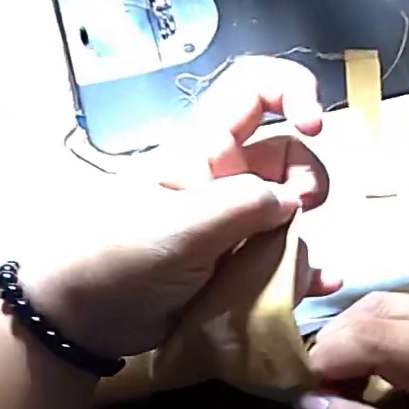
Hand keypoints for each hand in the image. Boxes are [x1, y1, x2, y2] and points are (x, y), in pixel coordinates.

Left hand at [26, 58, 331, 357]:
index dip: (291, 91)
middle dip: (306, 180)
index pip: (253, 90)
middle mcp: (222, 182)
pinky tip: (323, 282)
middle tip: (296, 215)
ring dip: (305, 235)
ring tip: (300, 267)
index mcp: (203, 150)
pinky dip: (305, 272)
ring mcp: (230, 228)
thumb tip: (292, 203)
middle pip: (286, 157)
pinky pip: (280, 263)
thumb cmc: (119, 257)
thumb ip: (241, 207)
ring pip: (288, 216)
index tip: (315, 124)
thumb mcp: (179, 226)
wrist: (85, 318)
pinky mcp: (234, 269)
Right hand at [300, 293, 408, 408]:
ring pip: (392, 308)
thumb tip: (309, 401)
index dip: (330, 357)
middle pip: (386, 309)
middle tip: (317, 393)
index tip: (301, 395)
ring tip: (338, 387)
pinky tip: (369, 380)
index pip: (385, 334)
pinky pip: (407, 321)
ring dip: (353, 341)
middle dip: (338, 345)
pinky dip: (374, 345)